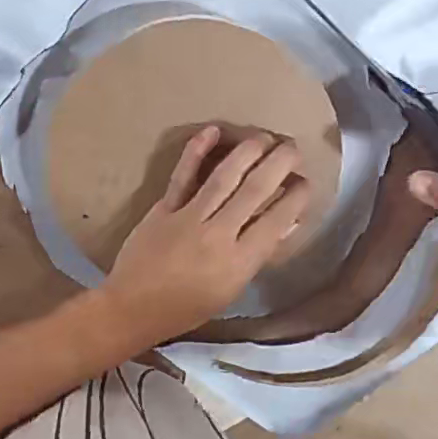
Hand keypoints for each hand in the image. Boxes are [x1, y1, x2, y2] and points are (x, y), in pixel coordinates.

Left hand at [102, 127, 312, 343]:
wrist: (133, 307)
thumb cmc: (186, 307)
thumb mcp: (230, 290)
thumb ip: (259, 255)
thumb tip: (289, 223)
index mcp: (239, 261)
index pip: (277, 219)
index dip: (296, 196)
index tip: (305, 181)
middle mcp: (218, 235)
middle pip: (256, 190)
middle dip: (279, 164)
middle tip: (293, 147)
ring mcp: (189, 219)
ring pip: (224, 177)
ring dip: (248, 152)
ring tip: (265, 136)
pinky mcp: (163, 210)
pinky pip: (182, 176)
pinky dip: (196, 151)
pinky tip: (213, 131)